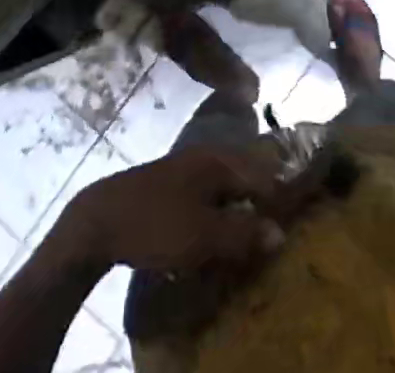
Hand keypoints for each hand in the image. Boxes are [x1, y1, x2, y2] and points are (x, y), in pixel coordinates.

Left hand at [51, 147, 285, 273]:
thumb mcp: (205, 235)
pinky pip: (208, 195)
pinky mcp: (171, 186)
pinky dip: (220, 211)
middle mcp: (205, 157)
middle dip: (263, 202)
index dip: (282, 199)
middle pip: (246, 176)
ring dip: (241, 208)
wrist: (97, 221)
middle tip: (277, 233)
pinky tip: (220, 233)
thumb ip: (245, 233)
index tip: (297, 224)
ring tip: (252, 237)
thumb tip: (281, 233)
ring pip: (226, 186)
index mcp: (217, 160)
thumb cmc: (155, 224)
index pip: (264, 174)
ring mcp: (186, 169)